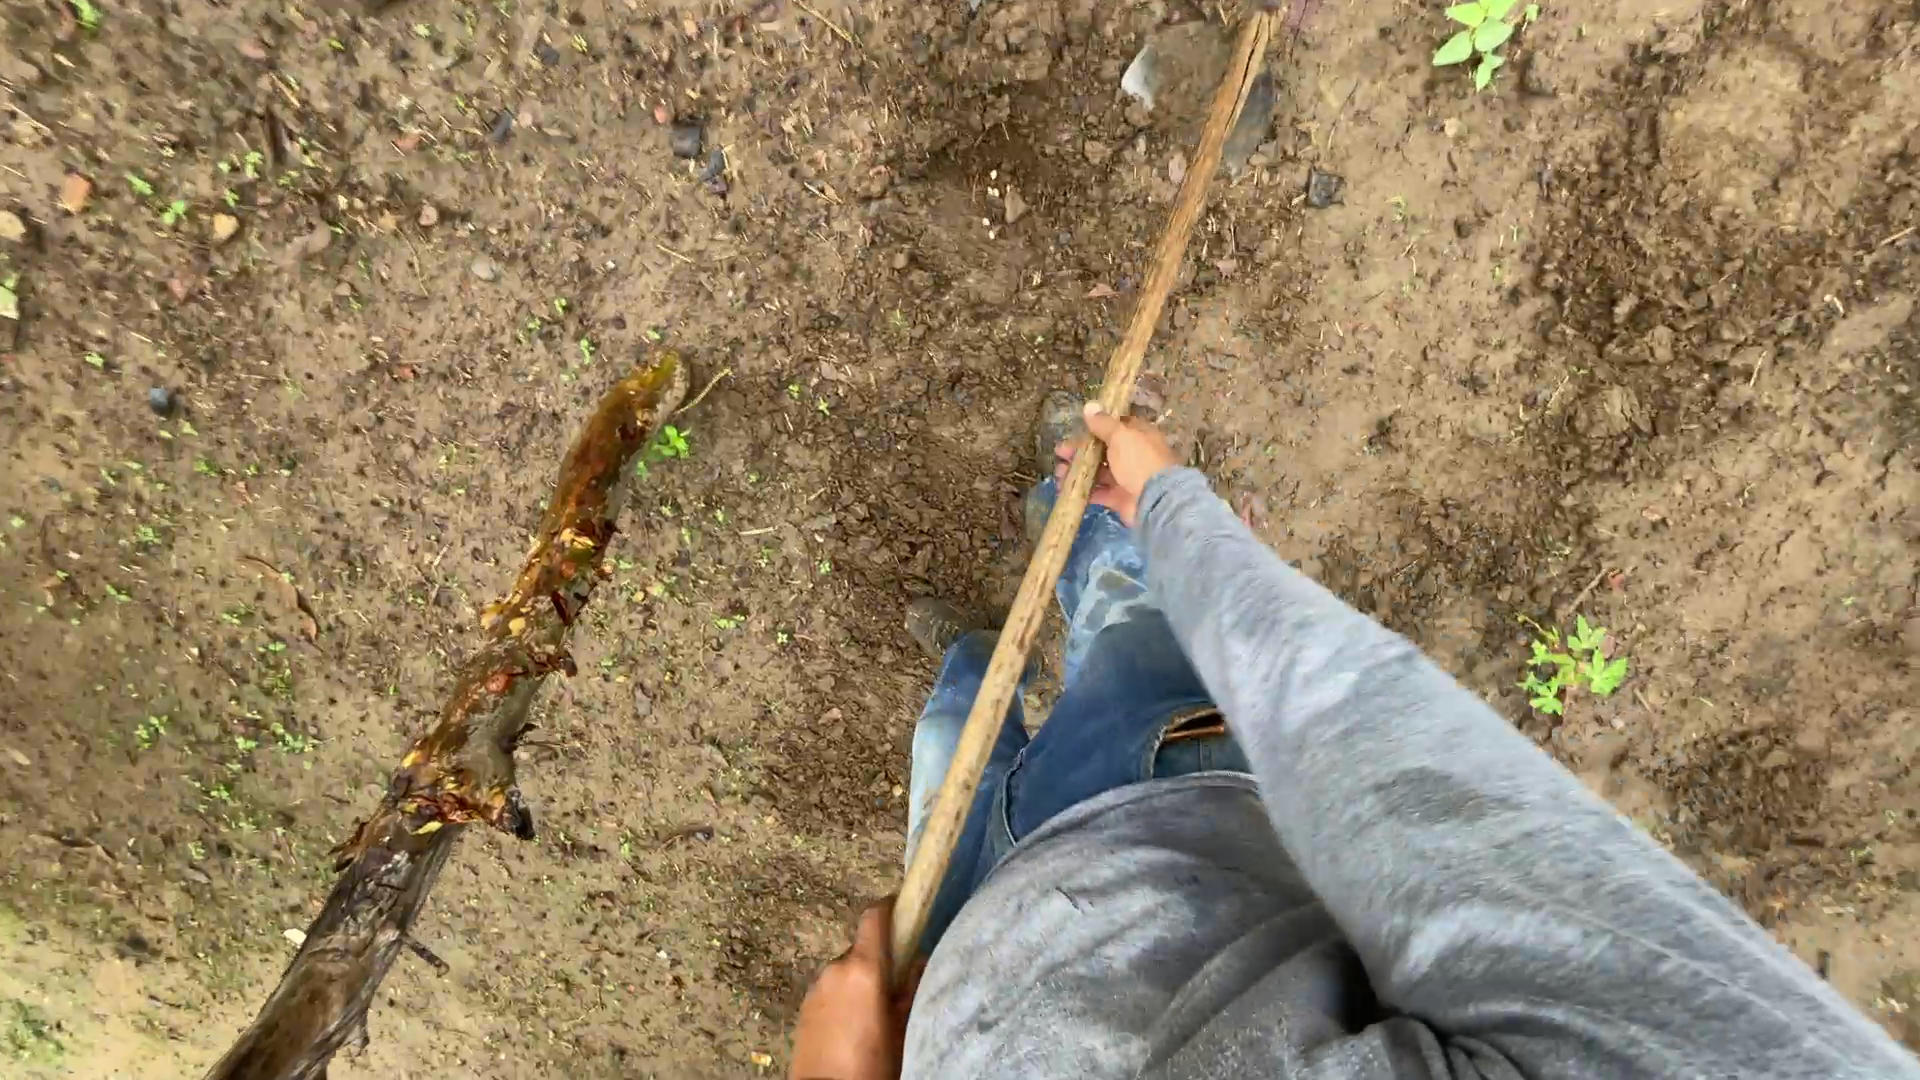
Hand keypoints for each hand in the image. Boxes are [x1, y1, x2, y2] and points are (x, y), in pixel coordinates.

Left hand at [789, 899, 916, 1079]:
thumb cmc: (872, 1064)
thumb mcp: (902, 1027)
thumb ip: (910, 987)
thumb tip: (918, 959)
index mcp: (864, 967)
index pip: (874, 916)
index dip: (888, 908)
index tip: (901, 913)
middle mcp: (836, 967)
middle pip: (861, 948)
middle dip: (876, 960)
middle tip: (891, 987)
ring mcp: (816, 986)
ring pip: (844, 970)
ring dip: (857, 981)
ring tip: (869, 1014)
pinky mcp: (803, 1006)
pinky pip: (829, 989)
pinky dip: (841, 997)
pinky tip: (848, 1026)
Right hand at [1053, 401, 1178, 526]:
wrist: (1155, 500)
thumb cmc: (1139, 461)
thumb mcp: (1121, 436)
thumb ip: (1103, 423)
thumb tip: (1089, 406)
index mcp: (1138, 436)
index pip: (1114, 428)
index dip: (1094, 428)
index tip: (1076, 431)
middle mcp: (1133, 456)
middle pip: (1103, 450)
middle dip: (1080, 451)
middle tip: (1060, 454)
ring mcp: (1127, 478)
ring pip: (1098, 472)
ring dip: (1078, 471)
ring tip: (1059, 474)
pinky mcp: (1120, 498)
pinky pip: (1099, 492)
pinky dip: (1084, 491)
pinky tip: (1067, 489)